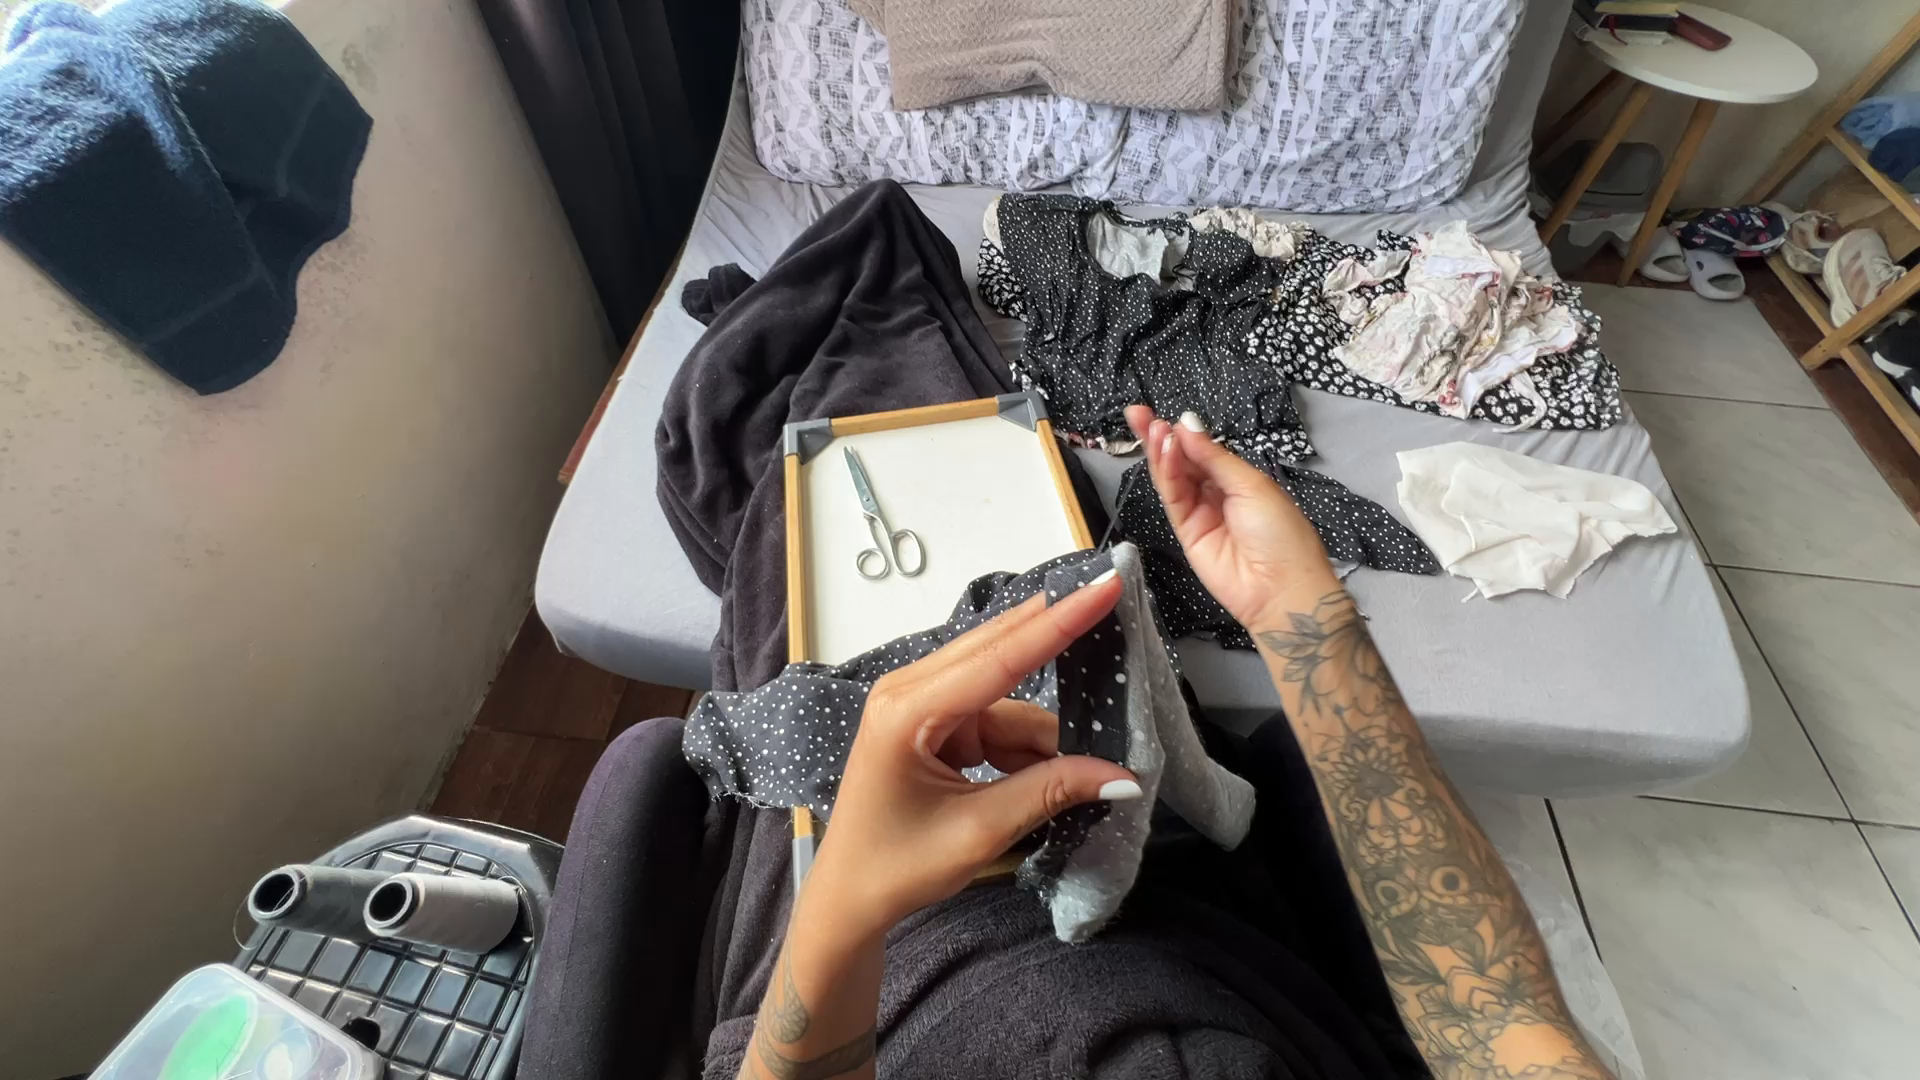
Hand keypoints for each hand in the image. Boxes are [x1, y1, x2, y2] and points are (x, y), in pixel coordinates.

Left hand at [805, 580, 1140, 938]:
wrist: (848, 896)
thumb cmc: (896, 867)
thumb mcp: (978, 831)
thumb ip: (1050, 792)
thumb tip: (1124, 777)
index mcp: (908, 710)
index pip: (998, 657)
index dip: (1058, 622)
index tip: (1102, 585)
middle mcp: (911, 690)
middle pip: (1001, 652)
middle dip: (1058, 635)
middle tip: (1114, 602)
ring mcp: (923, 702)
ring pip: (1007, 697)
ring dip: (1045, 732)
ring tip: (1088, 770)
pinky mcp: (936, 719)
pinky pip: (997, 719)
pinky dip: (1026, 745)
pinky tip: (1052, 772)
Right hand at [1124, 405, 1339, 633]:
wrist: (1281, 587)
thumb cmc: (1281, 533)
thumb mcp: (1252, 484)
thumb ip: (1214, 456)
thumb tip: (1187, 426)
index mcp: (1239, 480)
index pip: (1202, 451)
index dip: (1183, 433)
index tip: (1161, 414)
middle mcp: (1216, 494)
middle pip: (1181, 461)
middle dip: (1160, 437)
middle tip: (1137, 414)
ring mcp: (1199, 513)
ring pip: (1172, 477)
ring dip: (1159, 452)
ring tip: (1148, 427)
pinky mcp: (1185, 532)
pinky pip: (1173, 497)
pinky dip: (1166, 473)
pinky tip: (1162, 452)